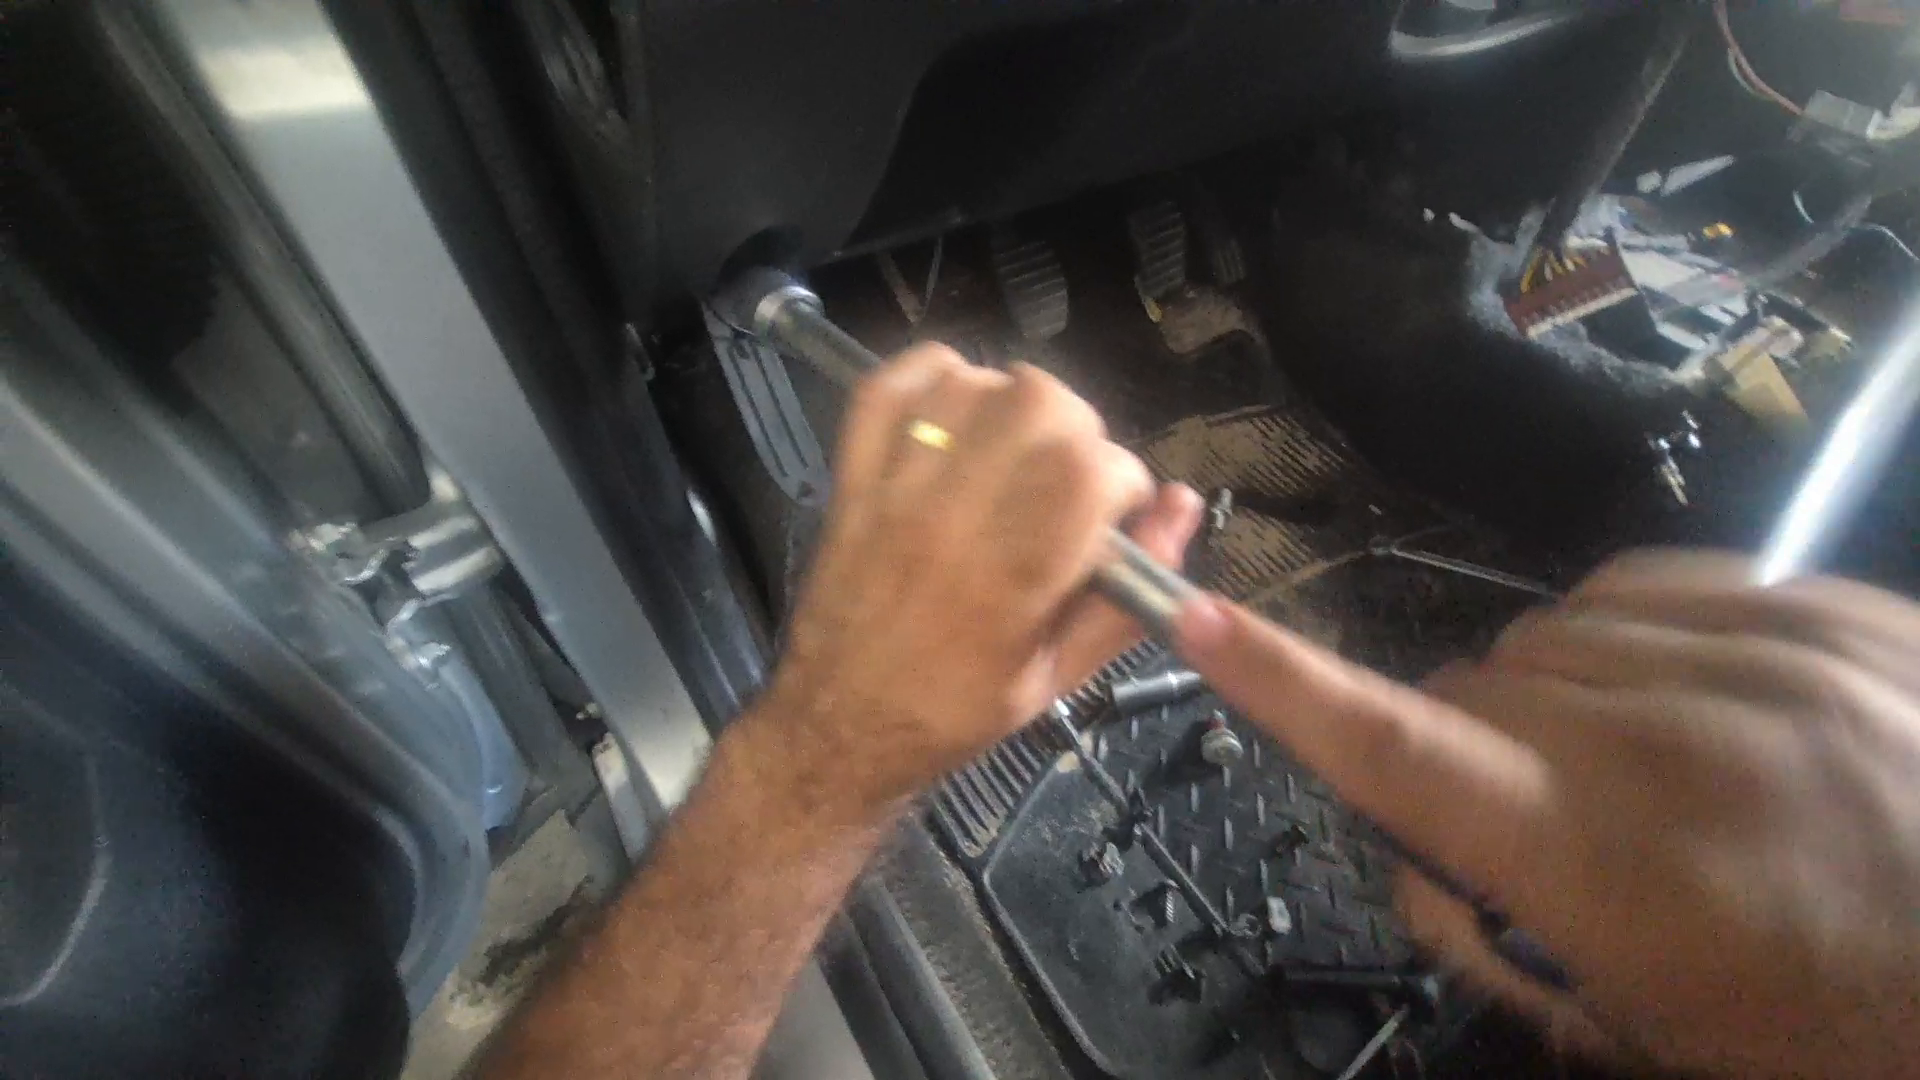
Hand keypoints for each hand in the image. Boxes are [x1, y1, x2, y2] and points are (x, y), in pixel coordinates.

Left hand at [758, 344, 1202, 822]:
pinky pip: (888, 387)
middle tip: (1064, 475)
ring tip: (1013, 450)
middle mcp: (953, 519)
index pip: (1091, 468)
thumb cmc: (952, 713)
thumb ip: (1124, 597)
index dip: (1123, 479)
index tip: (1112, 511)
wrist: (836, 724)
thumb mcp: (1056, 679)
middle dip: (1076, 428)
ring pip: (971, 384)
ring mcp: (894, 490)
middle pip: (1037, 401)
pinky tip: (956, 411)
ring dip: (1011, 403)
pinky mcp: (852, 478)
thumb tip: (1181, 508)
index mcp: (1011, 579)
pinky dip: (932, 377)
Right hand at [1176, 549, 1919, 1079]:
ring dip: (1549, 694)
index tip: (1194, 617)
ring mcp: (1756, 657)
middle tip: (1552, 810)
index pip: (1392, 746)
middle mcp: (1666, 740)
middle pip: (1460, 690)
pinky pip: (1628, 591)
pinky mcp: (1822, 607)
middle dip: (1466, 741)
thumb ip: (1465, 907)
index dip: (1278, 679)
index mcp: (1601, 855)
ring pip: (1536, 638)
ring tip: (1646, 761)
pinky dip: (1619, 640)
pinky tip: (1688, 696)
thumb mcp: (1614, 1011)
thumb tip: (1409, 828)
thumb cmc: (1814, 1022)